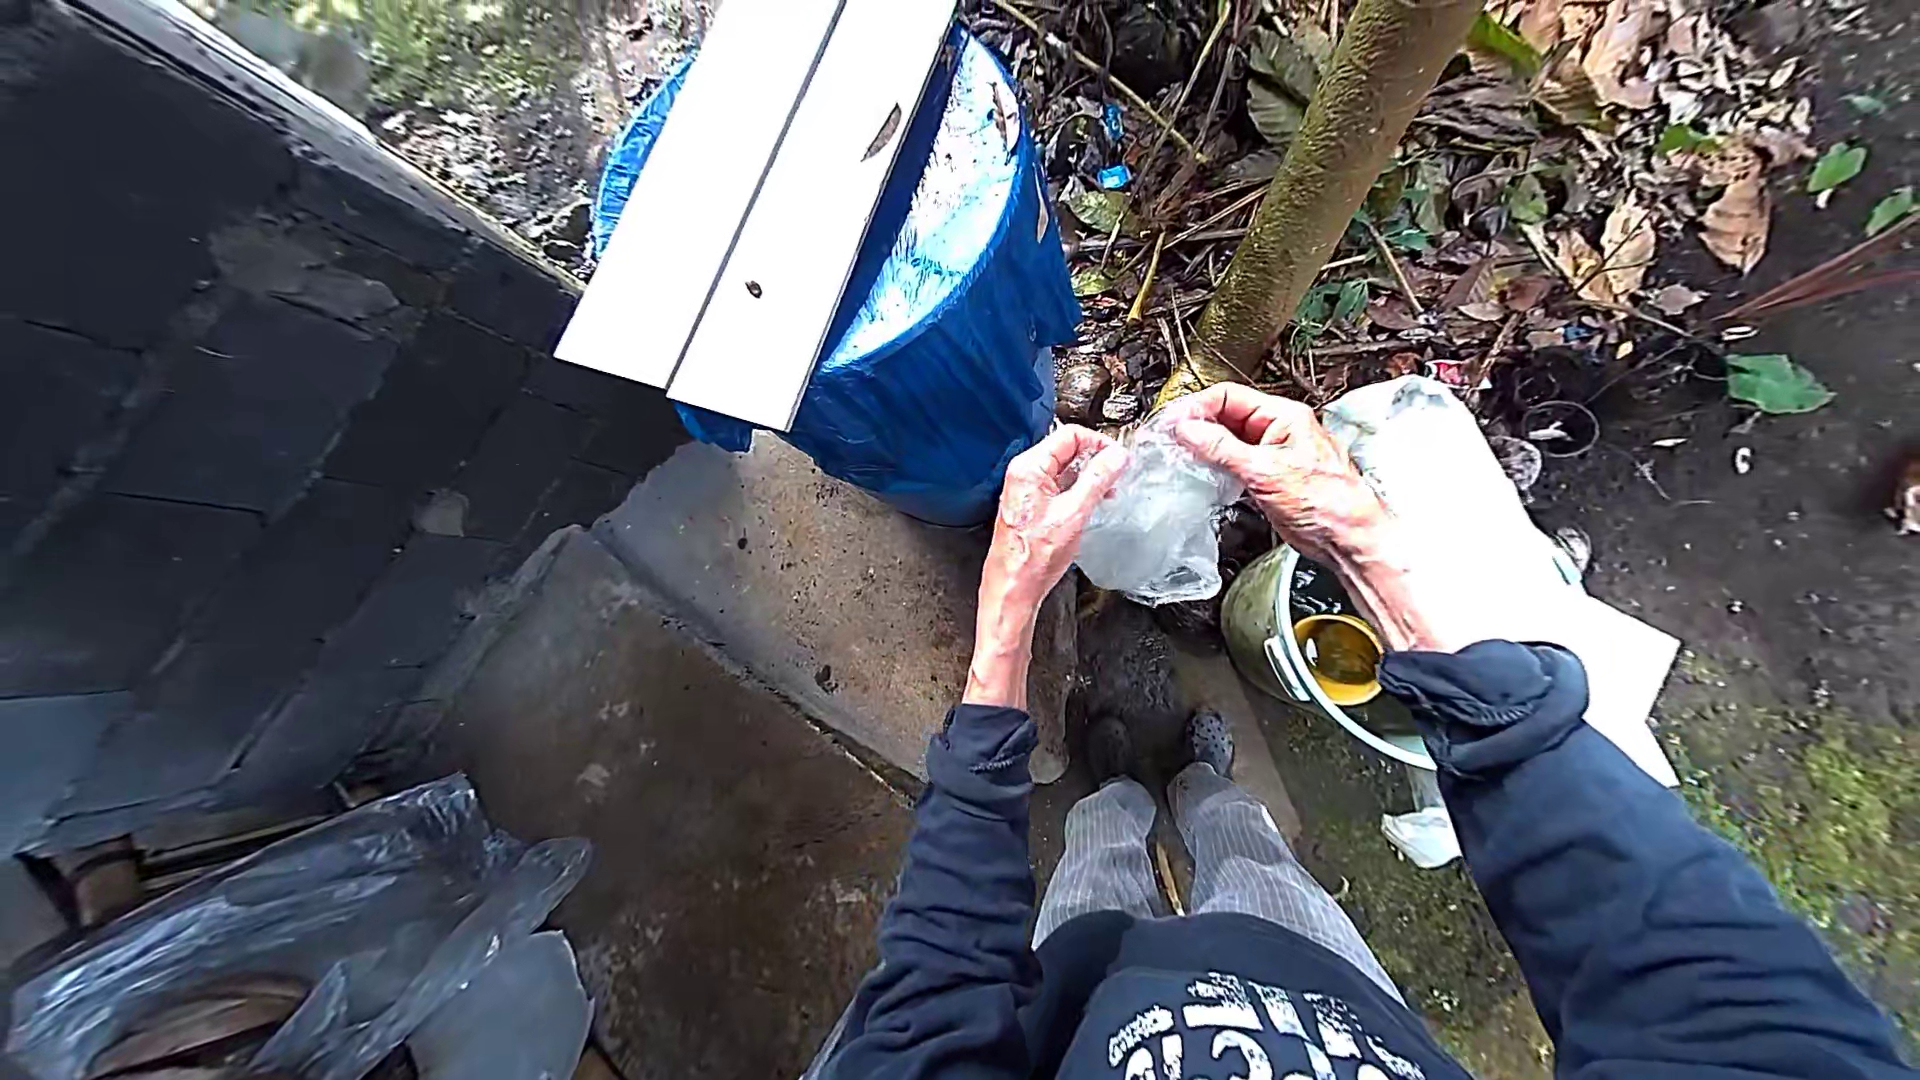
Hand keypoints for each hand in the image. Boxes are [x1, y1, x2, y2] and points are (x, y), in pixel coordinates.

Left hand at [964, 426, 1128, 708]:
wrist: (1014, 587)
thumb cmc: (1032, 557)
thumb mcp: (1074, 513)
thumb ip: (1097, 480)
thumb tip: (1116, 456)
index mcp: (1029, 469)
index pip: (1069, 435)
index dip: (1099, 443)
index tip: (1118, 457)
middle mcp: (1024, 475)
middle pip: (1067, 450)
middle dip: (1096, 461)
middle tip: (1116, 478)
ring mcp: (1027, 490)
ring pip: (1065, 470)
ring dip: (1089, 478)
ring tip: (1107, 495)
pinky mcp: (1032, 505)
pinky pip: (1059, 487)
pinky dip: (1078, 492)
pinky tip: (1090, 507)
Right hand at [1163, 384, 1479, 652]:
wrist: (1345, 539)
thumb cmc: (1329, 503)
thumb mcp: (1264, 470)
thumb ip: (1221, 448)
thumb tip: (1189, 429)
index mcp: (1283, 417)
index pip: (1227, 397)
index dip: (1196, 408)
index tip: (1173, 424)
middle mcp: (1276, 431)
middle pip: (1223, 416)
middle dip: (1195, 426)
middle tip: (1170, 439)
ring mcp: (1269, 454)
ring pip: (1225, 439)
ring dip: (1202, 446)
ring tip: (1180, 454)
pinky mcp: (1264, 477)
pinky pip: (1230, 462)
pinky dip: (1212, 465)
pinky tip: (1201, 473)